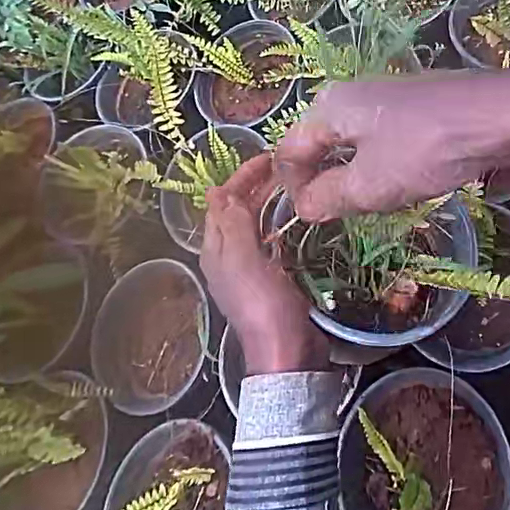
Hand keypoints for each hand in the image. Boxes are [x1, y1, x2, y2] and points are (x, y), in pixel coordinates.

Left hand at [199, 154, 328, 374]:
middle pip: (237, 210)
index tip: (269, 156)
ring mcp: (250, 267)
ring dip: (267, 200)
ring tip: (292, 182)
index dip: (241, 176)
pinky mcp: (271, 277)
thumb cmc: (264, 305)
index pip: (222, 200)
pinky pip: (270, 239)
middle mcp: (229, 256)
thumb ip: (232, 225)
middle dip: (255, 184)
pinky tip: (295, 217)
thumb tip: (215, 189)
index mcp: (217, 249)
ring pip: (254, 223)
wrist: (287, 353)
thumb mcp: (244, 261)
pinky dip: (278, 222)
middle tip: (286, 164)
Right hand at [273, 66, 509, 221]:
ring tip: (375, 205)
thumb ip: (329, 197)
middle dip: (324, 182)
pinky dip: (385, 164)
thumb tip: (304, 206)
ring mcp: (388, 95)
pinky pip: (385, 139)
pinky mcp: (419, 104)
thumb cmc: (428, 149)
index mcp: (330, 106)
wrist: (504, 115)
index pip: (289, 150)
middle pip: (321, 144)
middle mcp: (352, 93)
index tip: (309, 222)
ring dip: (356, 176)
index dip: (291, 189)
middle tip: (341, 217)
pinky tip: (409, 182)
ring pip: (355, 143)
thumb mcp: (371, 184)